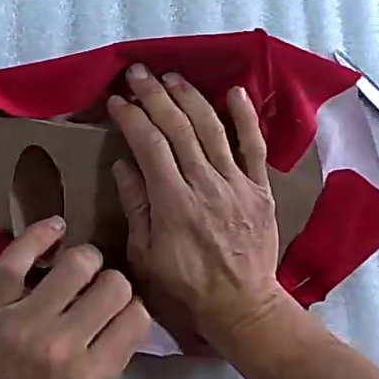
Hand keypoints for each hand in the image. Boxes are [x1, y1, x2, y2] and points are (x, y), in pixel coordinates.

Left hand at [0, 218, 152, 378]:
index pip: (136, 316)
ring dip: (88, 262)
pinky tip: (58, 227)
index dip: (134, 309)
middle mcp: (60, 346)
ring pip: (78, 262)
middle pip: (114, 284)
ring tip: (80, 272)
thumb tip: (133, 304)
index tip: (121, 313)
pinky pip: (19, 256)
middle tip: (99, 296)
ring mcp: (25, 321)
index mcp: (90, 377)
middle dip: (114, 286)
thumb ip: (118, 355)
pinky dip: (40, 235)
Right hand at [106, 64, 288, 346]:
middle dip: (154, 96)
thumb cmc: (188, 285)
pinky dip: (245, 117)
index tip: (117, 101)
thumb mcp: (147, 255)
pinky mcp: (260, 187)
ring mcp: (236, 182)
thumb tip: (123, 164)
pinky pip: (254, 146)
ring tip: (172, 77)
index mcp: (174, 202)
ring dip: (190, 98)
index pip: (149, 145)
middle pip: (178, 128)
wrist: (243, 304)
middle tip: (138, 73)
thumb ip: (137, 206)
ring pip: (212, 129)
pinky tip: (234, 91)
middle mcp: (205, 184)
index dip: (132, 118)